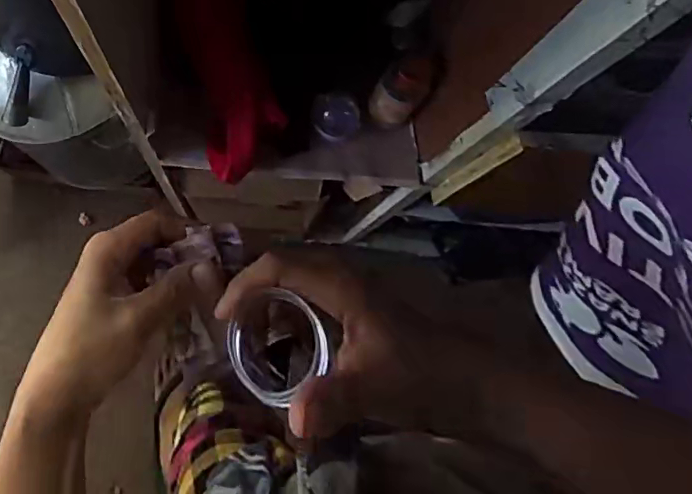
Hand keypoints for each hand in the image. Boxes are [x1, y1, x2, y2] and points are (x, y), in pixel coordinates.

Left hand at [14, 211, 221, 422]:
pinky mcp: (106, 298)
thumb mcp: (137, 320)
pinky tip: (179, 309)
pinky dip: (160, 290)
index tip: (216, 249)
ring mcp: (104, 276)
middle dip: (182, 254)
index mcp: (107, 247)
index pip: (154, 221)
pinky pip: (140, 282)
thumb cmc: (91, 353)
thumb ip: (174, 290)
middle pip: (152, 240)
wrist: (51, 399)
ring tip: (202, 292)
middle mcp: (105, 253)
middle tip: (214, 274)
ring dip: (173, 274)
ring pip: (148, 262)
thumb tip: (209, 265)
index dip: (185, 230)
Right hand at [216, 248, 505, 442]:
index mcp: (337, 281)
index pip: (277, 265)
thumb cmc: (419, 374)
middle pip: (282, 267)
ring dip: (270, 305)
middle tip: (231, 330)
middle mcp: (339, 275)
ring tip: (253, 341)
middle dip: (252, 294)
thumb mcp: (372, 388)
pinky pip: (309, 298)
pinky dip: (289, 316)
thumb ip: (331, 400)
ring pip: (295, 281)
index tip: (221, 318)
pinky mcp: (356, 307)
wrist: (469, 379)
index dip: (244, 285)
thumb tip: (292, 425)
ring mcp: (349, 288)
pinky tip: (288, 348)